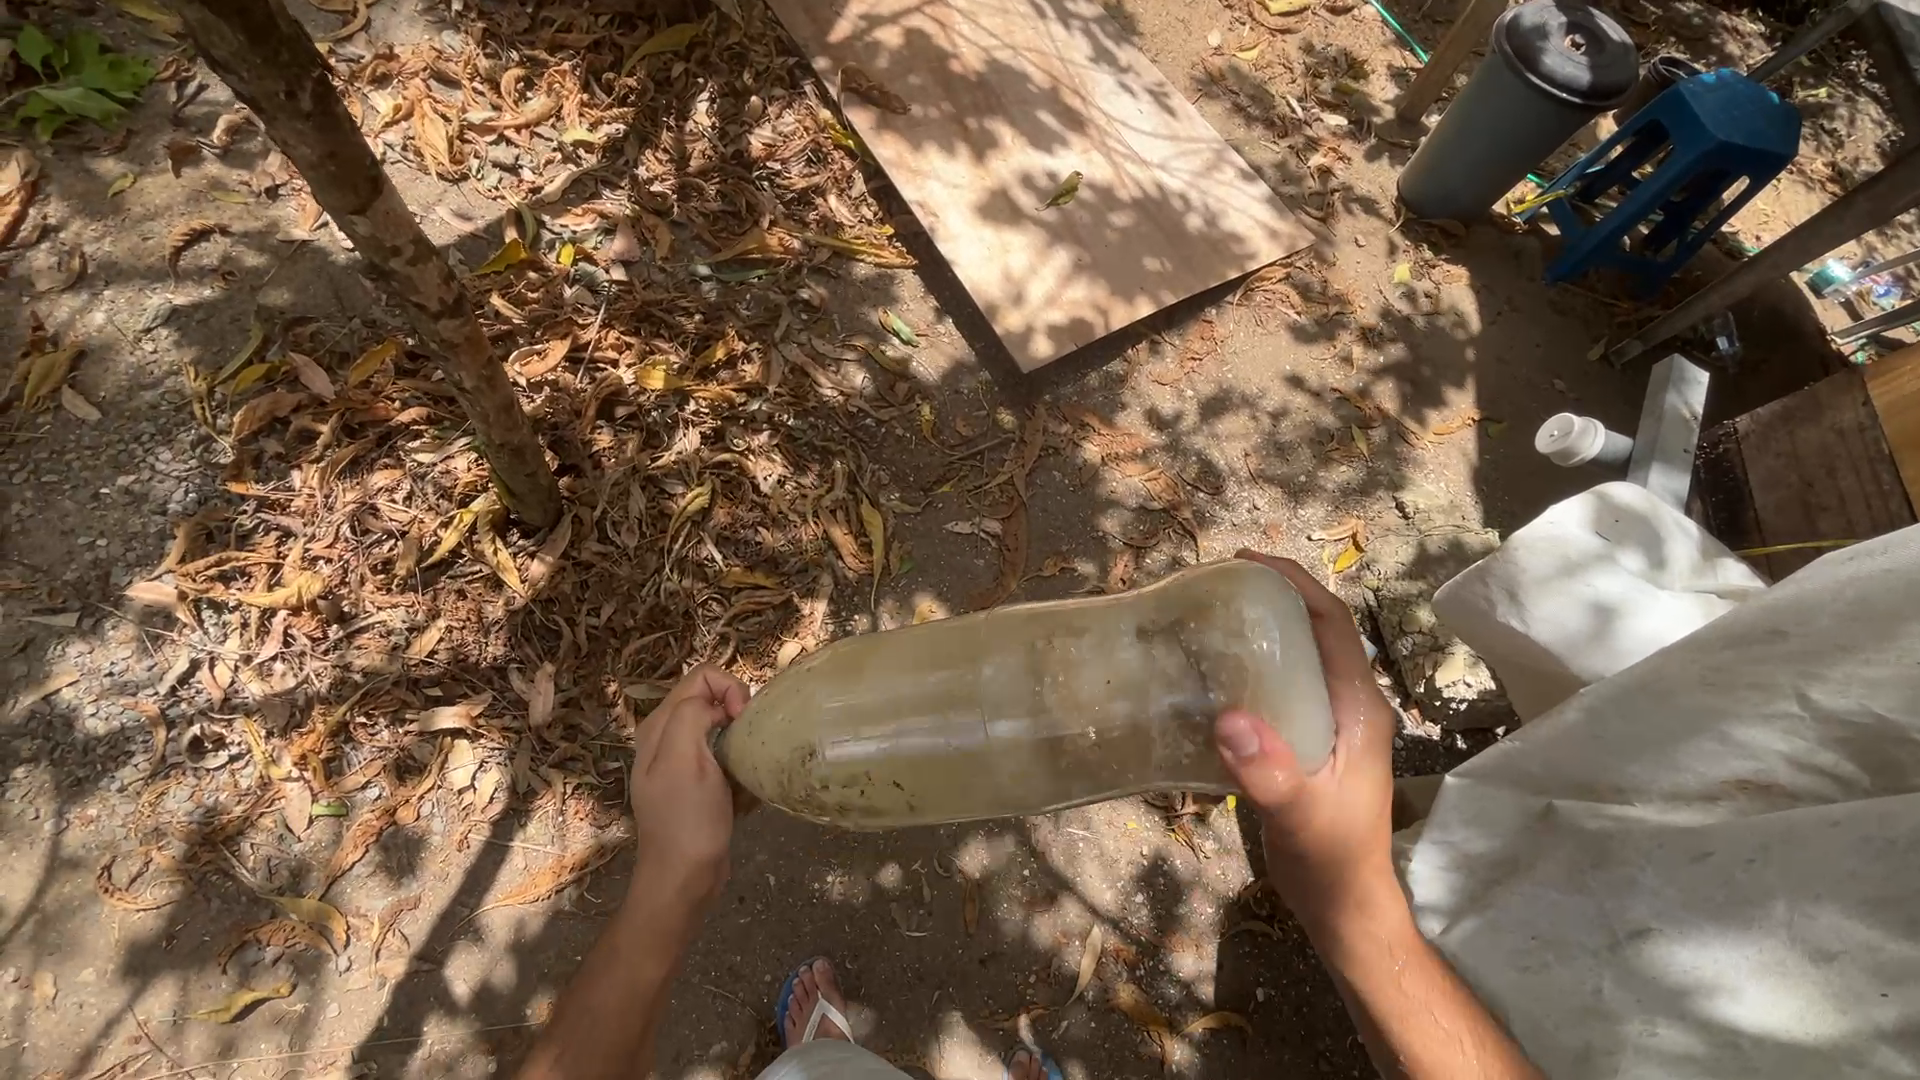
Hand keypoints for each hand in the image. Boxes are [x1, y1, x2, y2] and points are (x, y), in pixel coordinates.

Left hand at [629, 665, 751, 904]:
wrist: (684, 879)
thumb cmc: (687, 819)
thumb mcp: (684, 758)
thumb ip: (692, 715)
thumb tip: (717, 705)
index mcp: (659, 726)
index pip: (702, 676)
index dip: (730, 688)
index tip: (743, 720)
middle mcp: (667, 737)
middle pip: (713, 698)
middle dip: (739, 714)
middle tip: (749, 743)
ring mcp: (682, 761)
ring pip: (725, 728)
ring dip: (743, 743)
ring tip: (748, 770)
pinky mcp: (699, 784)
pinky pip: (728, 757)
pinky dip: (741, 768)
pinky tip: (743, 791)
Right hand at [1214, 551, 1400, 933]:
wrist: (1344, 904)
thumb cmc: (1331, 860)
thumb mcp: (1301, 818)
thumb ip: (1270, 773)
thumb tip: (1228, 718)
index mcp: (1359, 707)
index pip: (1333, 625)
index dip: (1297, 584)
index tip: (1249, 563)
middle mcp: (1348, 703)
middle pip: (1315, 629)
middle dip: (1274, 596)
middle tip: (1217, 584)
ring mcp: (1328, 720)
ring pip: (1297, 654)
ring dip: (1262, 626)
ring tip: (1209, 614)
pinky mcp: (1305, 737)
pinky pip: (1280, 682)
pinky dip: (1250, 663)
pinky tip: (1213, 670)